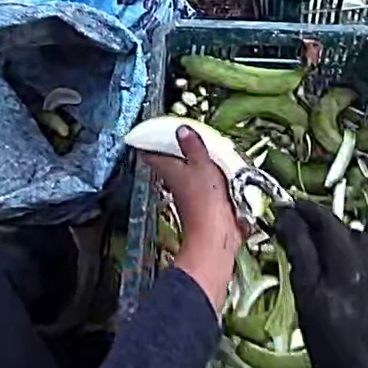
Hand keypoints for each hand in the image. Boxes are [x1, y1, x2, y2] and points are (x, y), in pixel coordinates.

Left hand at [147, 126, 241, 307]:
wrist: (216, 237)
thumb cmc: (204, 203)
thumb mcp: (202, 164)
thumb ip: (193, 146)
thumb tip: (182, 129)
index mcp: (170, 170)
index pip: (151, 154)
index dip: (148, 143)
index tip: (148, 134)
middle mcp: (175, 183)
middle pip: (167, 164)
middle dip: (171, 152)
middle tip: (176, 139)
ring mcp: (188, 196)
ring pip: (184, 174)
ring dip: (191, 164)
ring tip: (200, 151)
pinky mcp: (204, 206)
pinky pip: (202, 186)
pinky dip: (207, 178)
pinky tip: (218, 174)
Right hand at [272, 201, 367, 367]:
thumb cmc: (326, 339)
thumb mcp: (304, 292)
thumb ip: (298, 249)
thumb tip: (288, 218)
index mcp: (348, 260)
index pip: (325, 219)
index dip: (305, 209)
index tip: (289, 207)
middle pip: (345, 230)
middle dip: (322, 226)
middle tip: (301, 231)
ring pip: (364, 248)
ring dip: (345, 245)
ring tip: (328, 257)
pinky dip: (365, 267)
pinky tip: (356, 282)